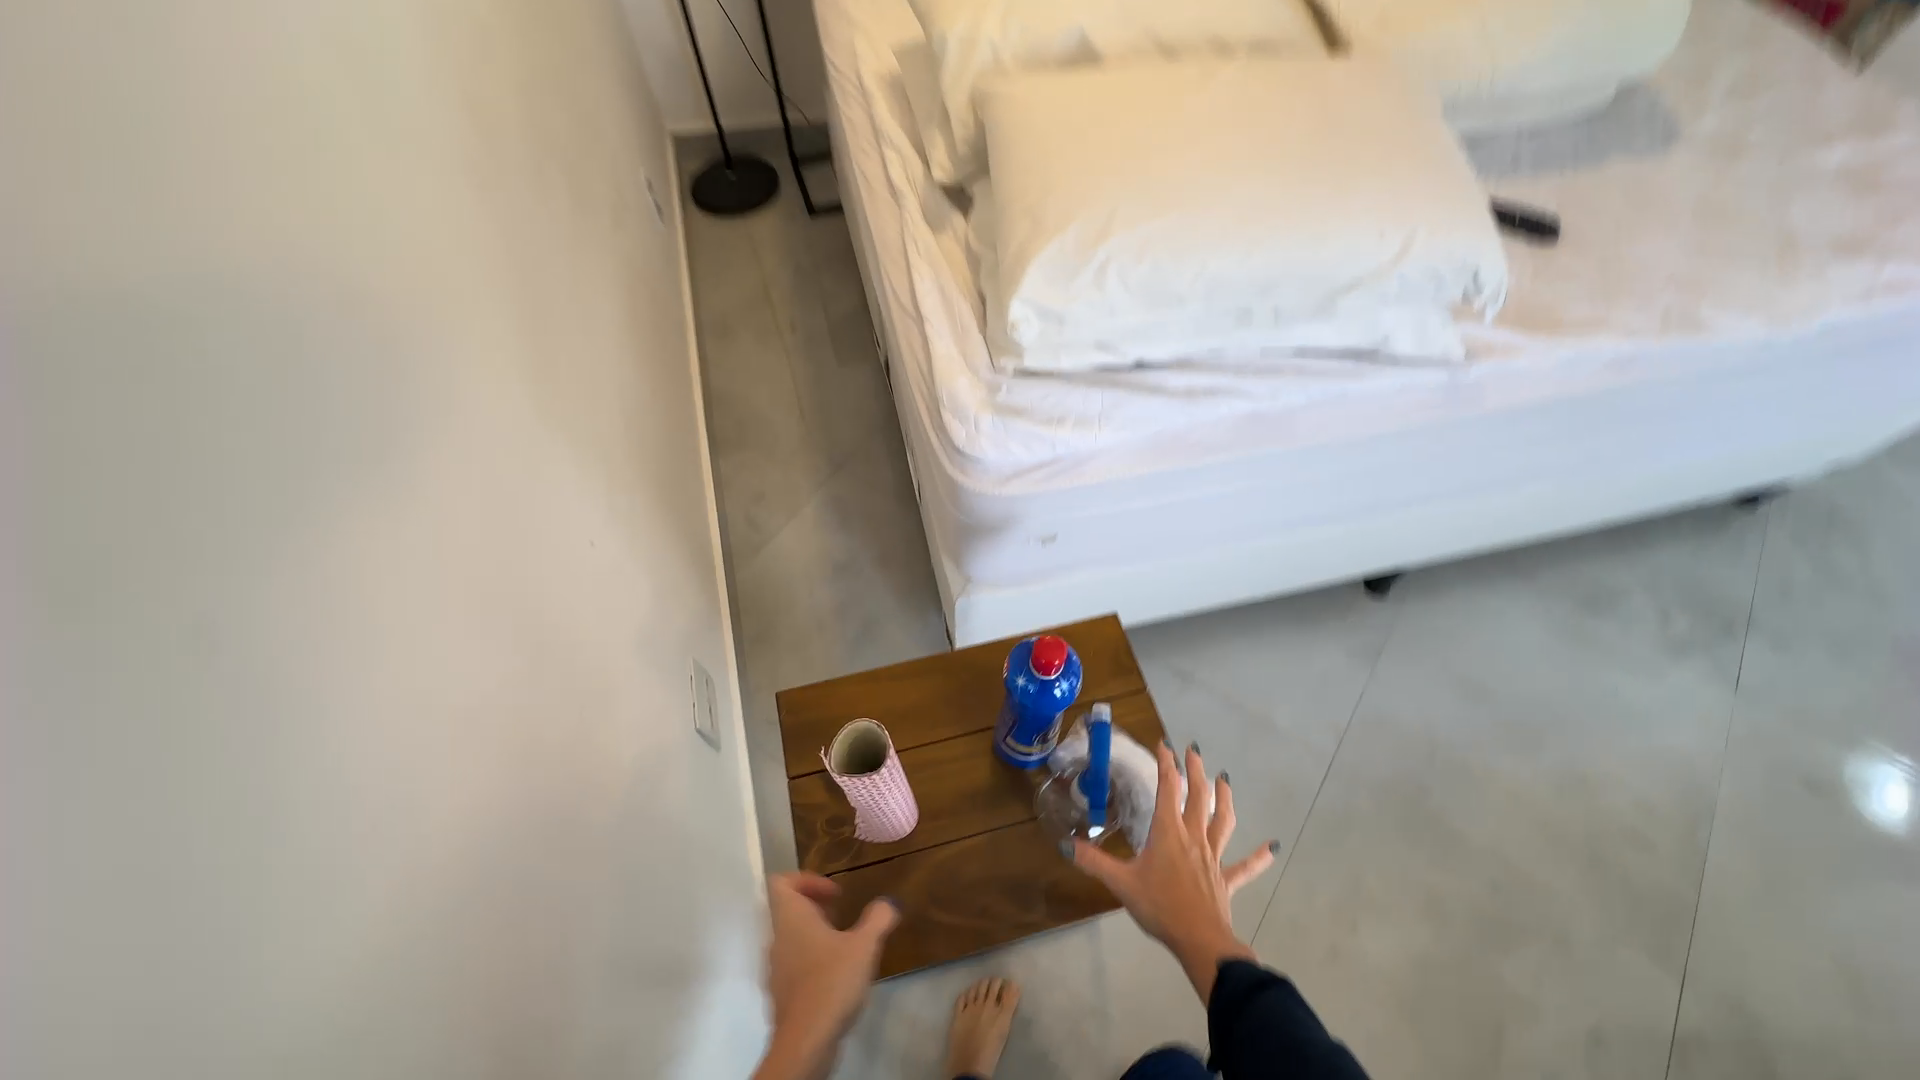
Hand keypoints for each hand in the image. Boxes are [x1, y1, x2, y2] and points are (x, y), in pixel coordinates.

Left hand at [753, 873, 898, 1079]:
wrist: (806, 1042)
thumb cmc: (832, 982)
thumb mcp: (864, 946)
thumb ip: (878, 919)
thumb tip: (888, 903)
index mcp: (790, 918)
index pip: (782, 882)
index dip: (807, 879)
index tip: (835, 893)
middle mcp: (777, 939)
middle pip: (788, 909)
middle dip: (817, 907)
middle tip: (843, 915)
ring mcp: (776, 968)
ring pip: (792, 937)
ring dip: (817, 934)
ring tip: (846, 944)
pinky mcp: (782, 993)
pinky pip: (795, 963)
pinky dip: (814, 960)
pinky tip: (838, 975)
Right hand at [1069, 744, 1277, 1003]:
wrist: (1199, 940)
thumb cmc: (1159, 906)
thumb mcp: (1120, 883)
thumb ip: (1094, 862)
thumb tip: (1065, 844)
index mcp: (1168, 832)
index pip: (1167, 789)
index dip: (1166, 765)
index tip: (1164, 744)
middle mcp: (1193, 837)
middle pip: (1198, 796)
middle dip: (1195, 771)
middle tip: (1193, 750)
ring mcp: (1213, 858)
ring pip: (1223, 821)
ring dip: (1225, 798)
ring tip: (1225, 779)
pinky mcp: (1225, 880)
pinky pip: (1246, 867)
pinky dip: (1259, 856)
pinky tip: (1273, 847)